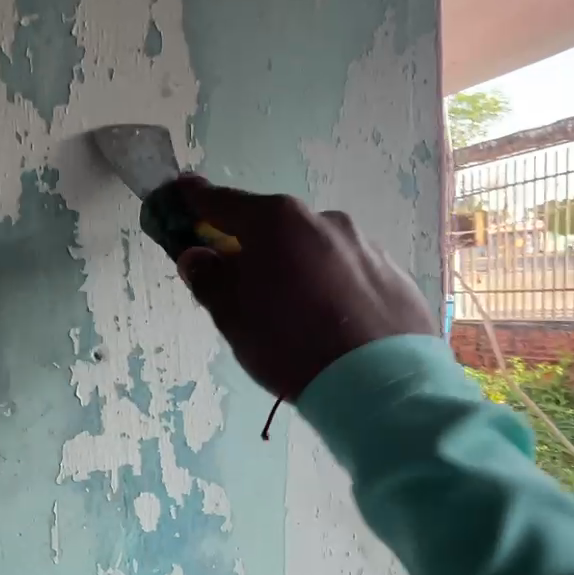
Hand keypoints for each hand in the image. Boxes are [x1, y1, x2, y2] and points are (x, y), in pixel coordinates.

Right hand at [168, 176, 436, 401]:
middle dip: (254, 249)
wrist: (379, 381)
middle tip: (244, 290)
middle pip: (274, 228)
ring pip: (314, 252)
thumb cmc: (288, 341)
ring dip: (297, 272)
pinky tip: (331, 326)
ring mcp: (363, 244)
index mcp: (276, 222)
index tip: (180, 193)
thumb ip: (208, 278)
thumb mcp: (231, 315)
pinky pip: (347, 275)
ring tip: (296, 319)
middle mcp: (322, 220)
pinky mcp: (393, 274)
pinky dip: (332, 291)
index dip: (196, 200)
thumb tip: (197, 256)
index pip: (223, 202)